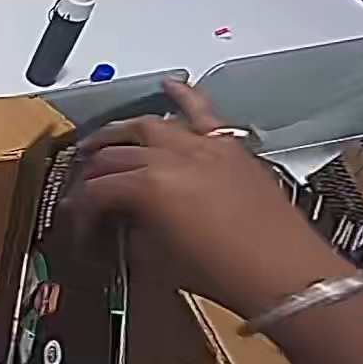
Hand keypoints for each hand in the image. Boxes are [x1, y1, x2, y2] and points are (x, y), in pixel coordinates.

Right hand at [65, 79, 352, 317]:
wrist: (287, 277)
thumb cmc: (223, 275)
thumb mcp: (160, 259)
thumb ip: (133, 229)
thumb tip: (121, 219)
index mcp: (149, 189)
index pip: (98, 190)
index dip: (81, 206)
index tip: (76, 218)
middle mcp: (171, 158)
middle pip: (117, 155)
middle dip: (93, 171)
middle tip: (83, 185)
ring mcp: (202, 147)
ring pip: (149, 125)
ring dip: (121, 131)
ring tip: (104, 139)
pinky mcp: (228, 147)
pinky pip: (202, 112)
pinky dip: (184, 95)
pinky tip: (168, 85)